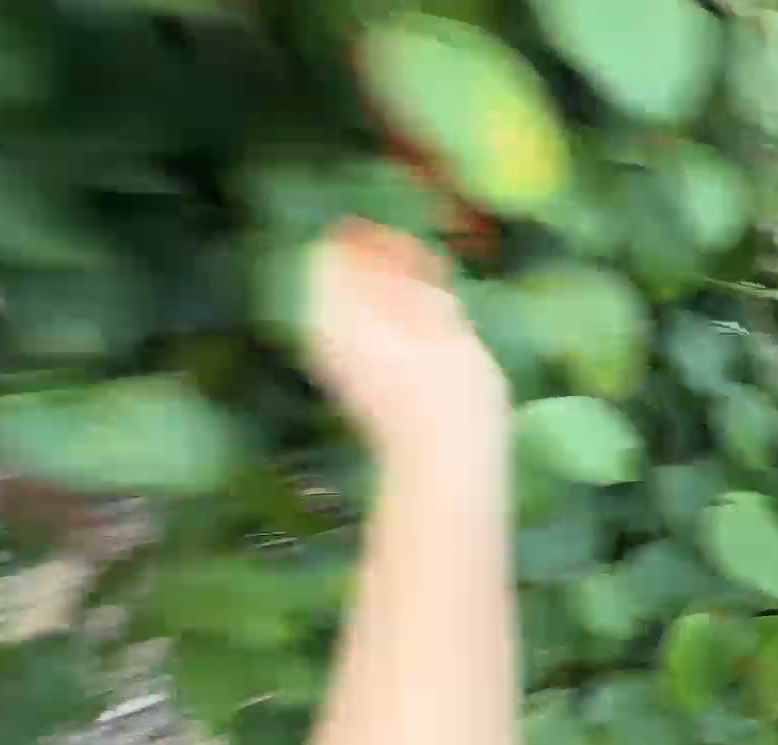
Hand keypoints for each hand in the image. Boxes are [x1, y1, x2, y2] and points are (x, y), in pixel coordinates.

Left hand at [304, 220, 508, 472]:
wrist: (447, 468)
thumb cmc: (452, 394)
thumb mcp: (443, 324)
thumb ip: (412, 284)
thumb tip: (397, 257)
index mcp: (338, 310)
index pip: (335, 251)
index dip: (376, 243)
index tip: (420, 254)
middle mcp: (325, 334)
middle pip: (341, 283)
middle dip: (384, 275)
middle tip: (434, 282)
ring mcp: (339, 366)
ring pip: (355, 314)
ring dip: (393, 305)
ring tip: (440, 314)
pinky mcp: (360, 390)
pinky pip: (365, 342)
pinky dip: (394, 332)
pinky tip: (431, 346)